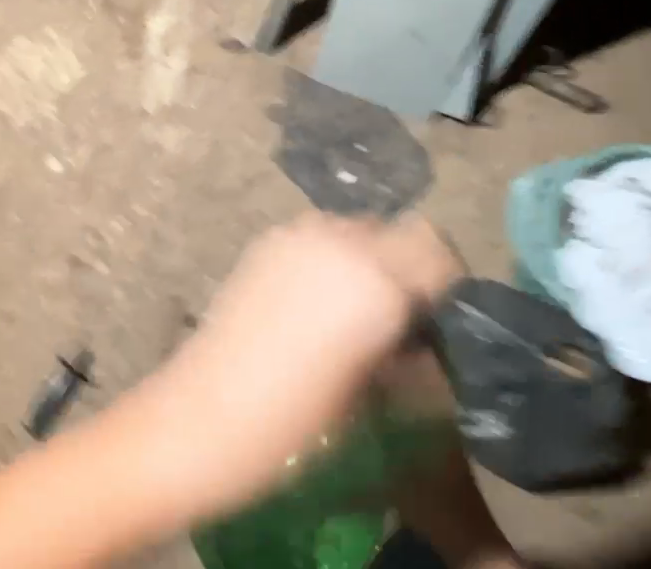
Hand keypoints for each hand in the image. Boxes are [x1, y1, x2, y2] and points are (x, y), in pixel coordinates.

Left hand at [138, 213, 465, 518]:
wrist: (204, 416)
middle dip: (408, 265)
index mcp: (377, 282)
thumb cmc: (296, 422)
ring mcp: (295, 236)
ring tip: (354, 308)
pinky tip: (315, 301)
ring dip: (367, 257)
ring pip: (356, 228)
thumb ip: (409, 350)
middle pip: (398, 230)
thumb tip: (424, 336)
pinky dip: (330, 256)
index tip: (441, 316)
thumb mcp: (374, 393)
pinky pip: (317, 235)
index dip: (446, 281)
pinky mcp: (263, 242)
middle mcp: (340, 243)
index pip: (438, 250)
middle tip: (401, 315)